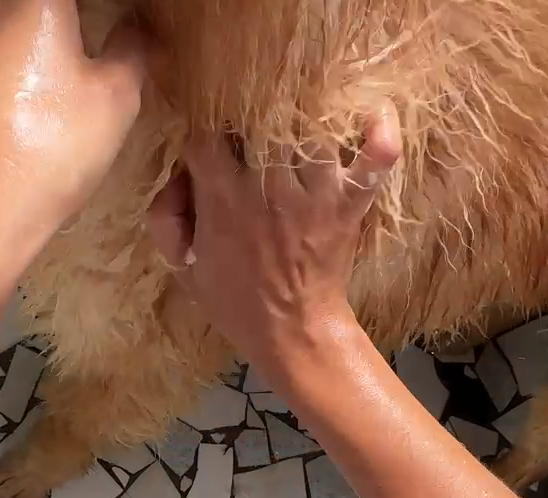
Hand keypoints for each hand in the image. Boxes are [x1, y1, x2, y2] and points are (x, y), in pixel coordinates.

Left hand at [0, 0, 147, 277]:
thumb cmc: (51, 154)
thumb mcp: (115, 101)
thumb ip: (133, 50)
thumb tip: (136, 32)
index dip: (105, 7)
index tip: (122, 20)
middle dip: (71, 12)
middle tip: (100, 28)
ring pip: (2, 9)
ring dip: (38, 21)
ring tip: (68, 47)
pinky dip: (10, 39)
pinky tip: (29, 73)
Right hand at [147, 113, 399, 384]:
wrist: (290, 332)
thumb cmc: (234, 303)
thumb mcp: (186, 270)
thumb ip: (167, 222)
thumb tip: (174, 181)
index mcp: (223, 199)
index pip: (207, 136)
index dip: (206, 136)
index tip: (210, 148)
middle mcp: (269, 185)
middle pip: (260, 119)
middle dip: (252, 121)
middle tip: (252, 135)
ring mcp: (316, 190)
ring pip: (313, 126)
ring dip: (305, 121)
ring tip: (297, 126)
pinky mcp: (349, 201)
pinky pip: (377, 155)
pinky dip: (380, 133)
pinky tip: (373, 115)